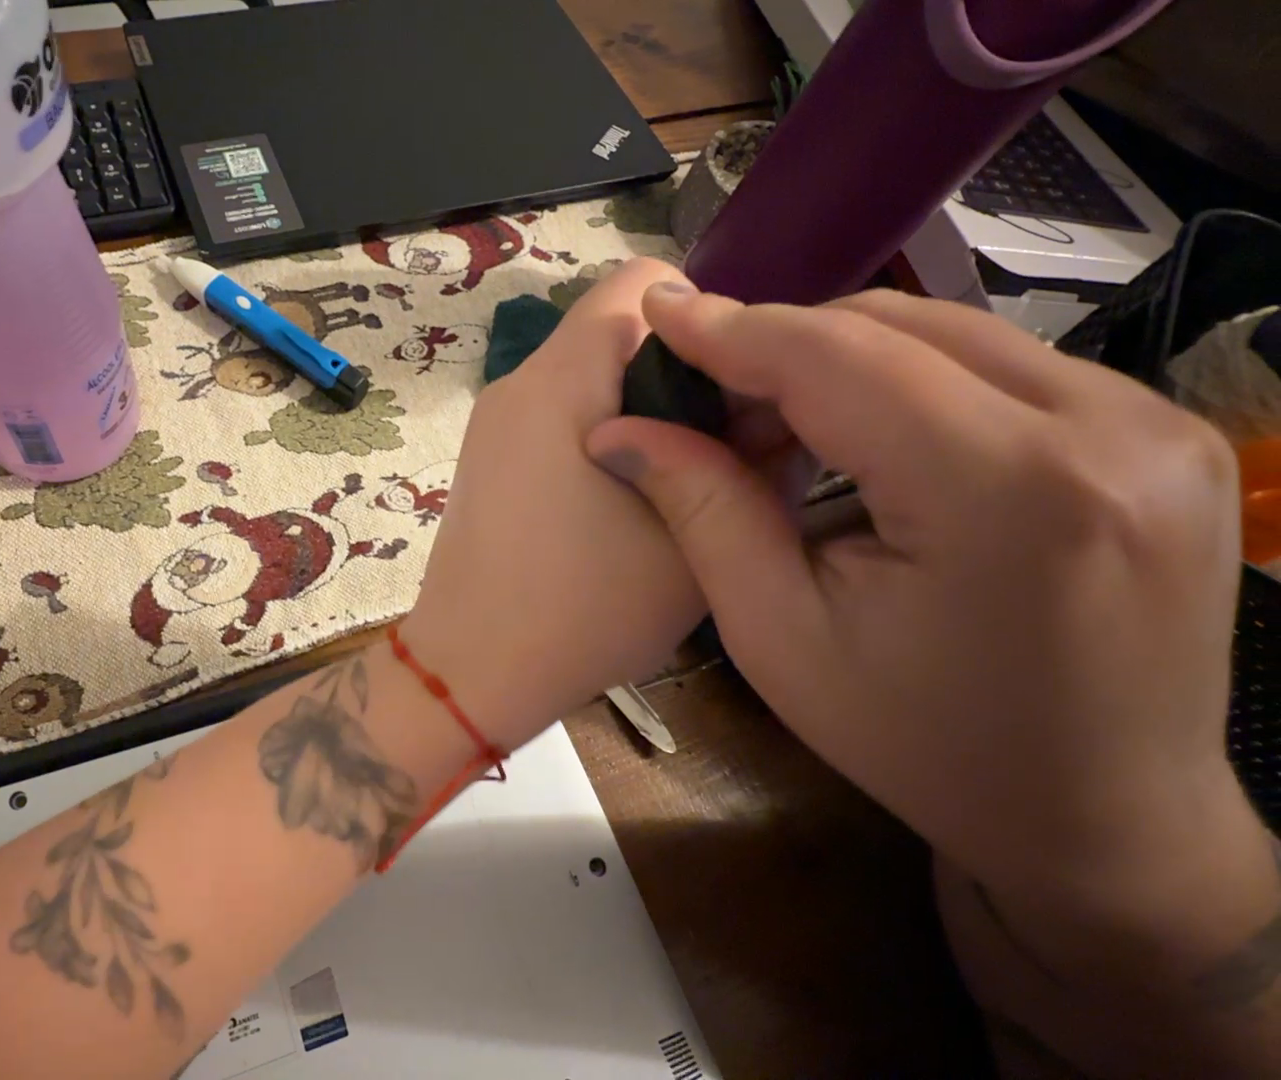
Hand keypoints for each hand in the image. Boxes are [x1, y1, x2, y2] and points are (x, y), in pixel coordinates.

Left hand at [402, 258, 711, 748]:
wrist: (471, 671)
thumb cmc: (583, 607)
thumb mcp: (695, 538)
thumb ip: (750, 459)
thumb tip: (778, 409)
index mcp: (562, 379)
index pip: (641, 283)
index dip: (709, 314)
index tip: (749, 380)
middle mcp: (518, 384)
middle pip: (617, 330)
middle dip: (684, 370)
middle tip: (733, 441)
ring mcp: (495, 424)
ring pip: (590, 379)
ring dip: (647, 410)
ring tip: (690, 478)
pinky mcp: (489, 460)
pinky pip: (560, 418)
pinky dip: (607, 436)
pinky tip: (633, 501)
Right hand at [587, 285, 1260, 903]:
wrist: (1099, 813)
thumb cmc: (917, 741)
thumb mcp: (778, 635)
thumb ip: (703, 510)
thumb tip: (621, 431)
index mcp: (1006, 493)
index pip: (842, 360)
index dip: (735, 330)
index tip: (659, 314)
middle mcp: (1108, 430)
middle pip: (899, 329)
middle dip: (782, 345)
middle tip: (703, 394)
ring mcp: (1155, 423)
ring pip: (951, 336)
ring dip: (842, 361)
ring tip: (768, 422)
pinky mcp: (1162, 432)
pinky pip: (1001, 368)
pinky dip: (907, 381)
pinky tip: (856, 437)